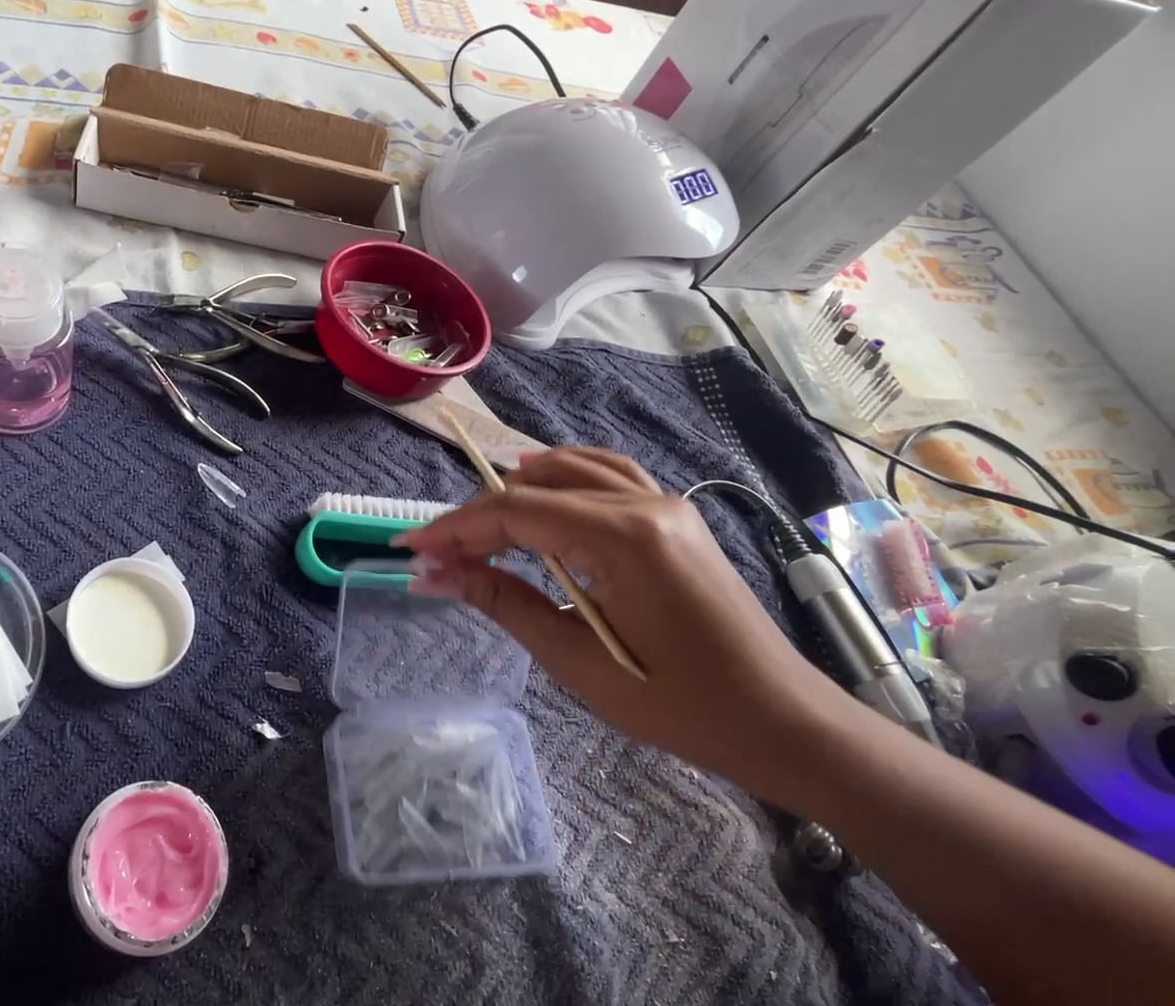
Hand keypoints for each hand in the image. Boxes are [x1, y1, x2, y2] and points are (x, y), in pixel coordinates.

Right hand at [399, 448, 852, 799]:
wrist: (780, 721)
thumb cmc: (677, 703)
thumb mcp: (576, 659)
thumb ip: (502, 602)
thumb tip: (433, 575)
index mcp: (623, 538)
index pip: (517, 512)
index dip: (456, 527)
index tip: (410, 548)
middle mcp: (646, 504)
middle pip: (538, 488)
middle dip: (479, 517)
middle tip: (437, 555)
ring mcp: (666, 505)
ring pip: (573, 468)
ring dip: (517, 490)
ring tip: (475, 525)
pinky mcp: (674, 518)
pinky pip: (607, 477)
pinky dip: (564, 478)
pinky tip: (540, 491)